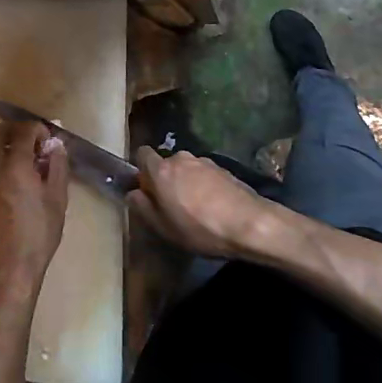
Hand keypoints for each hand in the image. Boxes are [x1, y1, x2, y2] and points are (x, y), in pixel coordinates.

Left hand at [0, 121, 69, 292]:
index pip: (22, 131)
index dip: (38, 129)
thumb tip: (56, 145)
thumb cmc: (40, 232)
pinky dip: (5, 161)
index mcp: (14, 167)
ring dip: (10, 145)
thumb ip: (57, 166)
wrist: (11, 266)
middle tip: (36, 142)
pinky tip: (24, 179)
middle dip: (16, 129)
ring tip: (33, 163)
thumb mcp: (57, 198)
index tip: (50, 139)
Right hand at [129, 147, 279, 259]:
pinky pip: (204, 174)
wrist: (248, 223)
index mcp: (162, 170)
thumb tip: (133, 193)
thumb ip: (143, 207)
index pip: (143, 154)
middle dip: (166, 180)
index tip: (148, 190)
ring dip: (186, 183)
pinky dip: (203, 185)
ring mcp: (205, 161)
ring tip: (195, 208)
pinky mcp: (224, 168)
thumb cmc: (199, 228)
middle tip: (171, 206)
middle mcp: (181, 158)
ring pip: (186, 169)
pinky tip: (213, 206)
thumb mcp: (164, 227)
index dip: (142, 171)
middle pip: (166, 164)